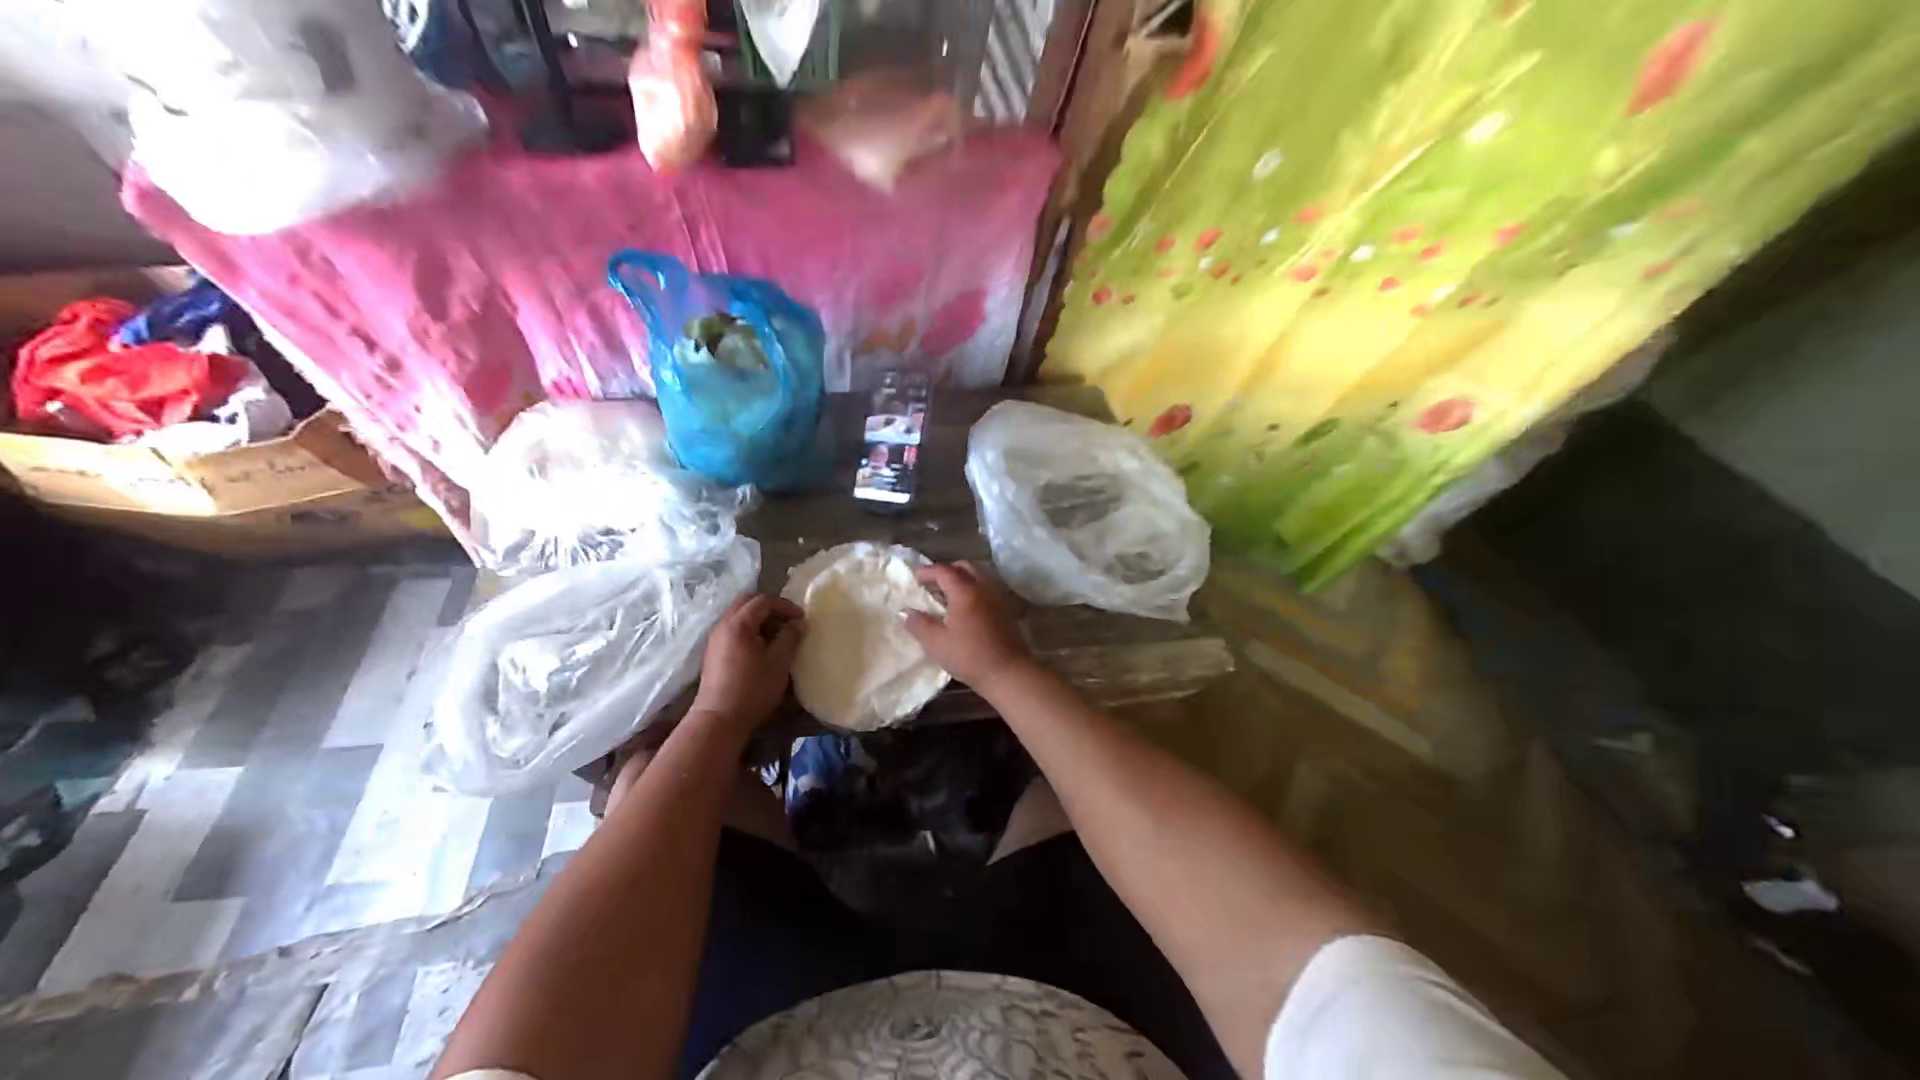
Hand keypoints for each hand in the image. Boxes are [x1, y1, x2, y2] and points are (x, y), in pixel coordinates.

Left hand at [688, 594, 805, 732]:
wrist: (719, 719)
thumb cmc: (752, 689)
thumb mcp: (779, 663)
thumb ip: (790, 638)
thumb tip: (798, 624)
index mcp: (738, 624)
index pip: (763, 601)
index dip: (785, 606)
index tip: (801, 618)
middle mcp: (723, 625)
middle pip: (747, 602)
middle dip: (770, 607)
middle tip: (788, 620)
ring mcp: (715, 638)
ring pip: (738, 615)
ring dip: (759, 619)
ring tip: (778, 635)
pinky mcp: (713, 652)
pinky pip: (733, 629)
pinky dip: (749, 629)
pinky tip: (762, 647)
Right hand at [903, 562, 1036, 691]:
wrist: (1008, 673)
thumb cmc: (969, 656)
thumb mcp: (936, 643)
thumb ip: (919, 624)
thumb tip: (906, 612)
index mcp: (965, 591)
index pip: (944, 570)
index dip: (927, 571)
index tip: (914, 577)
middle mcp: (983, 589)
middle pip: (964, 567)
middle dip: (946, 571)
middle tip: (931, 583)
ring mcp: (996, 599)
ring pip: (977, 578)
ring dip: (960, 581)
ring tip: (945, 597)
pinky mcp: (1004, 611)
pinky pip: (985, 590)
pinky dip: (971, 591)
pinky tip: (962, 610)